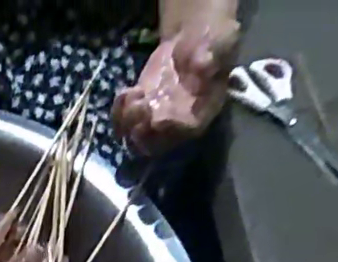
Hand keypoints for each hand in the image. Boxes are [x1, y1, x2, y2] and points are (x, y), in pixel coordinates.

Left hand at [112, 18, 239, 155]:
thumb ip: (212, 58)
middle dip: (141, 130)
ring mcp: (155, 123)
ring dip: (126, 121)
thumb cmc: (212, 41)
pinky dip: (118, 113)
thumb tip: (204, 65)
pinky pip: (122, 125)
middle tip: (140, 104)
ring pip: (132, 138)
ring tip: (132, 93)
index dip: (169, 130)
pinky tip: (126, 91)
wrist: (190, 39)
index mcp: (202, 112)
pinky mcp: (139, 115)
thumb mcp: (219, 44)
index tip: (159, 116)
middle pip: (152, 145)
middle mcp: (177, 125)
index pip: (184, 133)